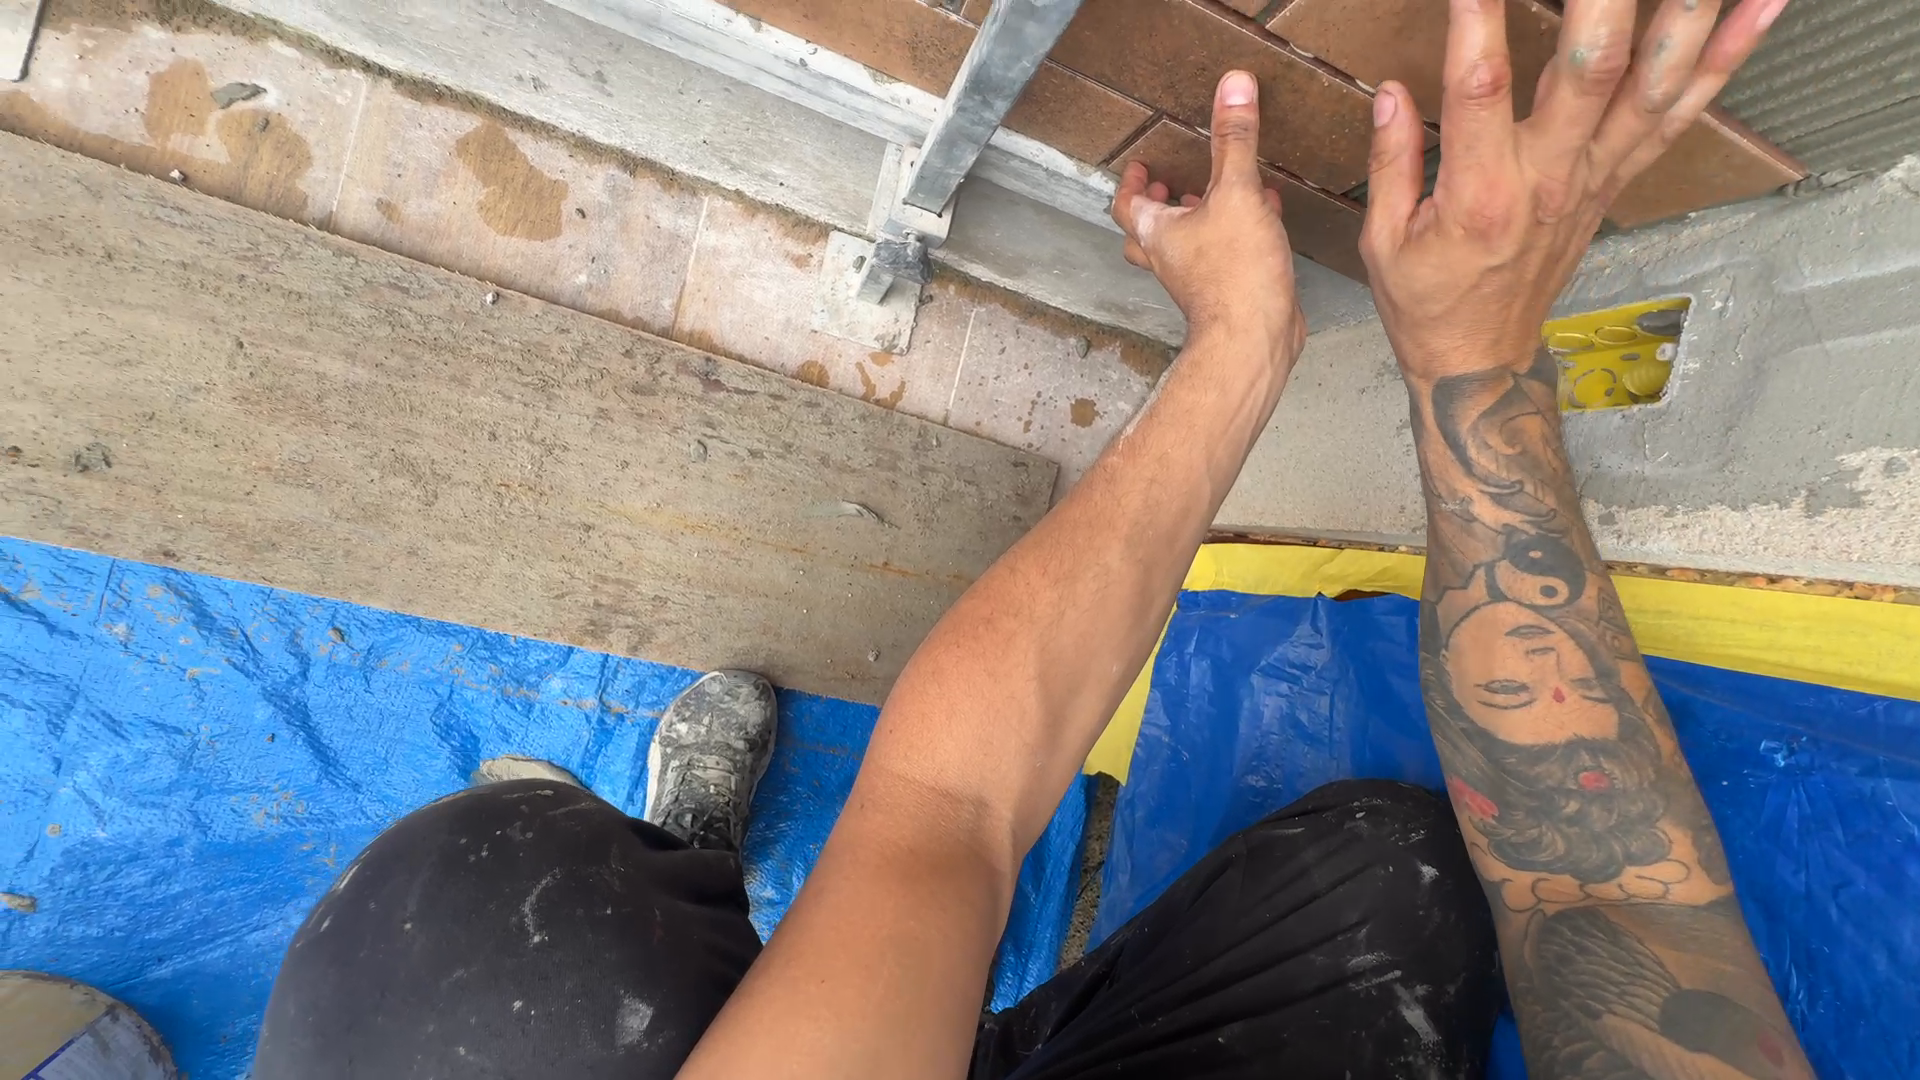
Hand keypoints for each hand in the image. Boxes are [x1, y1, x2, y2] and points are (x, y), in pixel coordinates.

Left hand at [1112, 70, 1305, 363]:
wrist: (1253, 337)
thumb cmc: (1234, 271)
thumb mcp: (1236, 193)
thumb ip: (1233, 141)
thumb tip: (1232, 85)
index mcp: (1158, 235)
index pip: (1126, 207)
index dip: (1129, 184)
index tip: (1139, 166)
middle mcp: (1169, 259)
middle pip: (1146, 233)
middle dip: (1155, 208)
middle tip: (1168, 186)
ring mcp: (1194, 280)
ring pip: (1183, 248)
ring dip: (1195, 222)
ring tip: (1214, 196)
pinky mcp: (1224, 292)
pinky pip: (1221, 257)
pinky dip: (1233, 234)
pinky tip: (1263, 217)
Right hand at [1361, 0, 1789, 381]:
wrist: (1478, 355)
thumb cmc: (1425, 306)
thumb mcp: (1382, 244)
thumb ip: (1390, 165)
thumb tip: (1392, 93)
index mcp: (1477, 196)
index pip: (1480, 89)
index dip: (1478, 22)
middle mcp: (1546, 179)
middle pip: (1592, 66)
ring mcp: (1590, 178)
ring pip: (1655, 78)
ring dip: (1686, 10)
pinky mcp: (1613, 182)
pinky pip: (1680, 113)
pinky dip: (1729, 55)